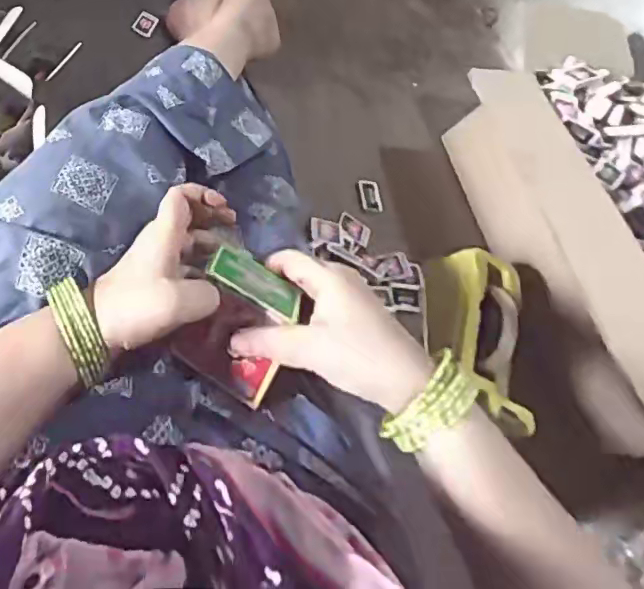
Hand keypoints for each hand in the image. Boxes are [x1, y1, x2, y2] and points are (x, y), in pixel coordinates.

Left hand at [91, 185, 230, 354]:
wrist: (100, 324)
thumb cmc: (139, 303)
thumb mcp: (182, 301)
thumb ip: (210, 293)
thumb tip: (218, 293)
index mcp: (165, 232)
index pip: (180, 195)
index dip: (203, 194)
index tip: (224, 207)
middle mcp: (161, 237)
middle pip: (190, 216)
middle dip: (214, 219)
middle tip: (236, 232)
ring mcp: (158, 256)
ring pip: (190, 240)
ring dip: (212, 246)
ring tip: (233, 261)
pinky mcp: (156, 276)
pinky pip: (185, 261)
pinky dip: (202, 265)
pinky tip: (216, 282)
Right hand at [228, 250, 433, 411]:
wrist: (412, 385)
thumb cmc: (358, 356)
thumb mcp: (309, 350)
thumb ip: (268, 342)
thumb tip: (232, 339)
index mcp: (327, 275)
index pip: (286, 257)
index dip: (261, 268)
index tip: (241, 289)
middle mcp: (340, 276)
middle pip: (297, 273)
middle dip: (271, 290)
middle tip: (249, 310)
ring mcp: (353, 294)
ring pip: (310, 290)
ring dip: (288, 305)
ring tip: (267, 325)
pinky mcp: (361, 313)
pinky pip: (324, 302)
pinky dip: (306, 313)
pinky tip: (297, 335)